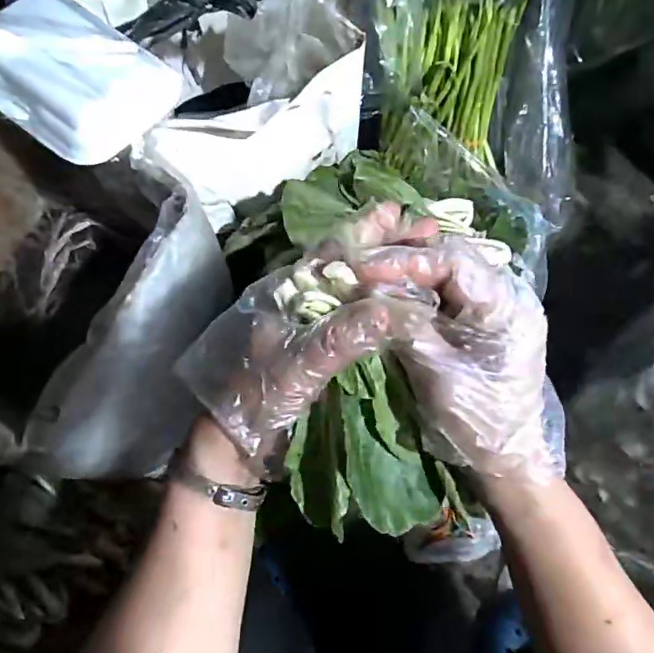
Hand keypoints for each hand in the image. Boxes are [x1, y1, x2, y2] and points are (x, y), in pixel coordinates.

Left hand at [177, 203, 439, 475]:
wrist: (228, 441)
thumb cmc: (254, 398)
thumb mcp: (297, 366)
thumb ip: (342, 336)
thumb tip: (395, 308)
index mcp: (286, 291)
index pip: (333, 251)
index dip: (368, 231)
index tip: (400, 212)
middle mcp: (297, 299)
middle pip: (346, 263)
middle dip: (385, 245)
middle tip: (425, 227)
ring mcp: (306, 323)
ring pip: (350, 287)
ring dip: (384, 271)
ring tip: (420, 257)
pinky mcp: (313, 348)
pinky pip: (350, 315)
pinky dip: (375, 304)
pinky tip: (396, 303)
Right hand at [350, 238, 561, 485]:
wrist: (504, 457)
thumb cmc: (476, 418)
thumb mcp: (437, 372)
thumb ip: (406, 325)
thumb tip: (369, 290)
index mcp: (505, 304)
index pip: (453, 260)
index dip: (404, 259)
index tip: (361, 268)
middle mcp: (505, 294)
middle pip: (449, 257)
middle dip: (401, 259)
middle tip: (356, 266)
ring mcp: (493, 305)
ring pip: (445, 270)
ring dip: (405, 271)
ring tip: (364, 275)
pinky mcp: (478, 320)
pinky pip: (444, 291)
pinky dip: (413, 288)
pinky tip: (385, 291)